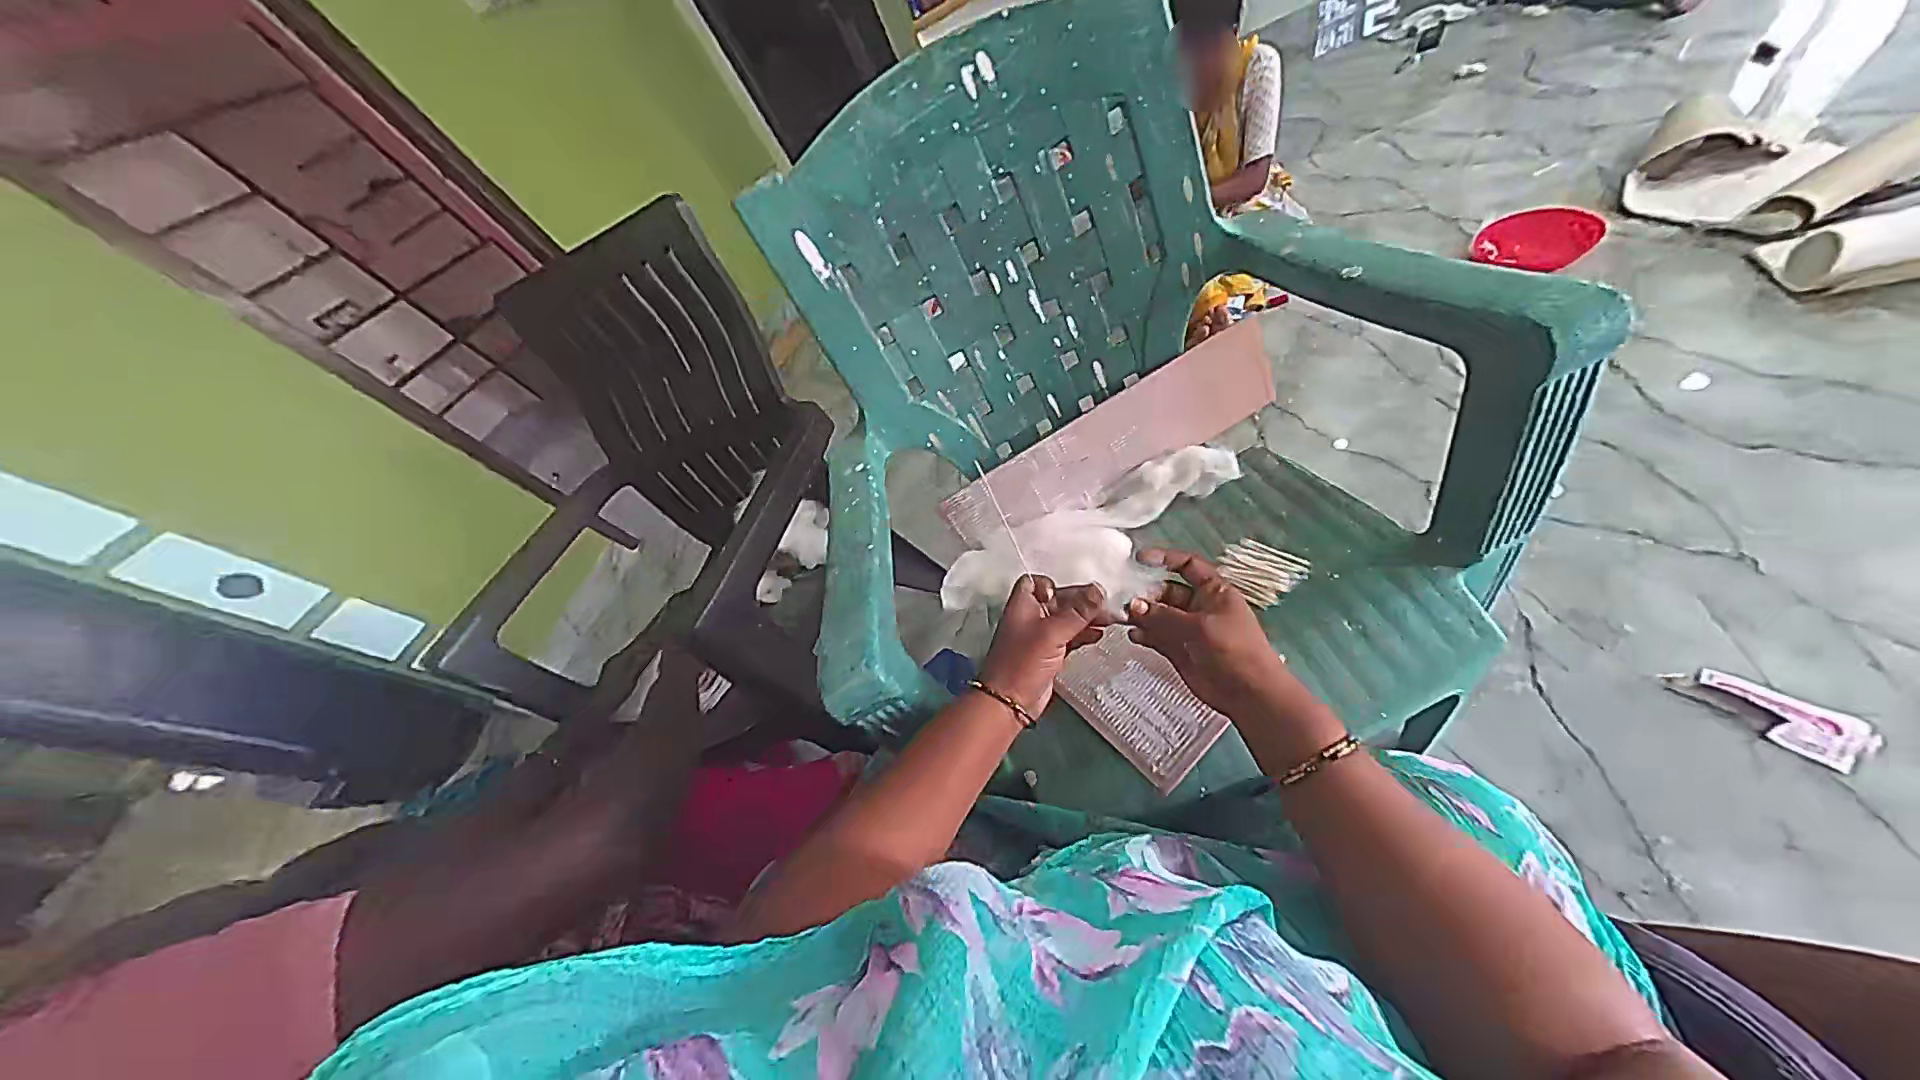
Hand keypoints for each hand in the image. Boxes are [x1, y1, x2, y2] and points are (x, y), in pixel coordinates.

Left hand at [976, 576, 1110, 716]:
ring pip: (1067, 620)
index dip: (1055, 584)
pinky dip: (1084, 634)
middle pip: (1059, 601)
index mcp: (1023, 605)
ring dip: (1087, 618)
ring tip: (1110, 619)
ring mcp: (1041, 636)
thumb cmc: (1023, 661)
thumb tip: (1099, 591)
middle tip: (1107, 606)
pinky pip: (1070, 637)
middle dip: (1082, 602)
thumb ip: (1077, 611)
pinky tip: (1100, 633)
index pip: (1036, 582)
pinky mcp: (1050, 653)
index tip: (1075, 592)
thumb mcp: (1052, 632)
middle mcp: (1031, 617)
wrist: (1011, 701)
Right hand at [1124, 549, 1343, 756]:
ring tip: (1123, 616)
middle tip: (1125, 597)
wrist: (1249, 692)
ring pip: (1158, 614)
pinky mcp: (1178, 649)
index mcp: (1213, 591)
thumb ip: (1165, 615)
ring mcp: (1187, 629)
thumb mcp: (1200, 626)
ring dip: (1141, 614)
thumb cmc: (1235, 650)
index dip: (1166, 559)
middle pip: (1166, 591)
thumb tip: (1134, 605)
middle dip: (1146, 593)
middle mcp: (1199, 607)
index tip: (1140, 558)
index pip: (1188, 566)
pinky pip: (1156, 636)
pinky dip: (1144, 635)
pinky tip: (1134, 635)